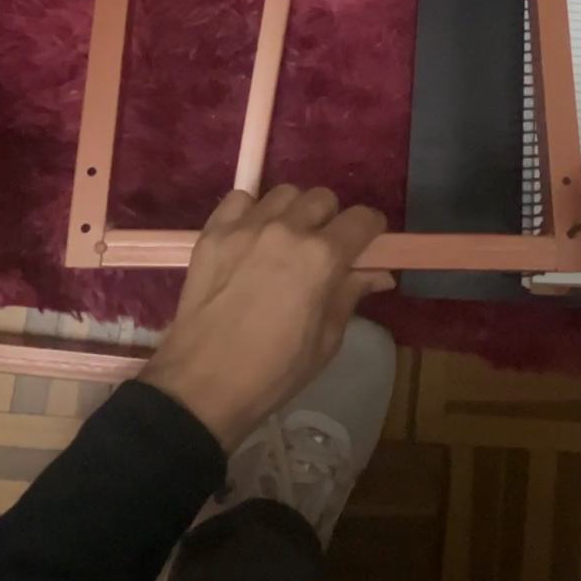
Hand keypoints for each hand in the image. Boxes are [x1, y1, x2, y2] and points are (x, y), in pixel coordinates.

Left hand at [139, 185, 394, 449]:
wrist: (202, 386)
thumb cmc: (274, 371)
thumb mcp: (327, 339)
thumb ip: (351, 294)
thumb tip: (378, 273)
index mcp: (322, 257)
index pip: (362, 219)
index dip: (371, 229)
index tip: (367, 242)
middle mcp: (287, 229)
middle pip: (323, 198)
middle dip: (331, 219)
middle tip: (323, 247)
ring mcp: (246, 226)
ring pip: (284, 194)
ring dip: (293, 211)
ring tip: (285, 239)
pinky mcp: (213, 231)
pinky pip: (240, 198)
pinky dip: (251, 210)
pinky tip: (250, 236)